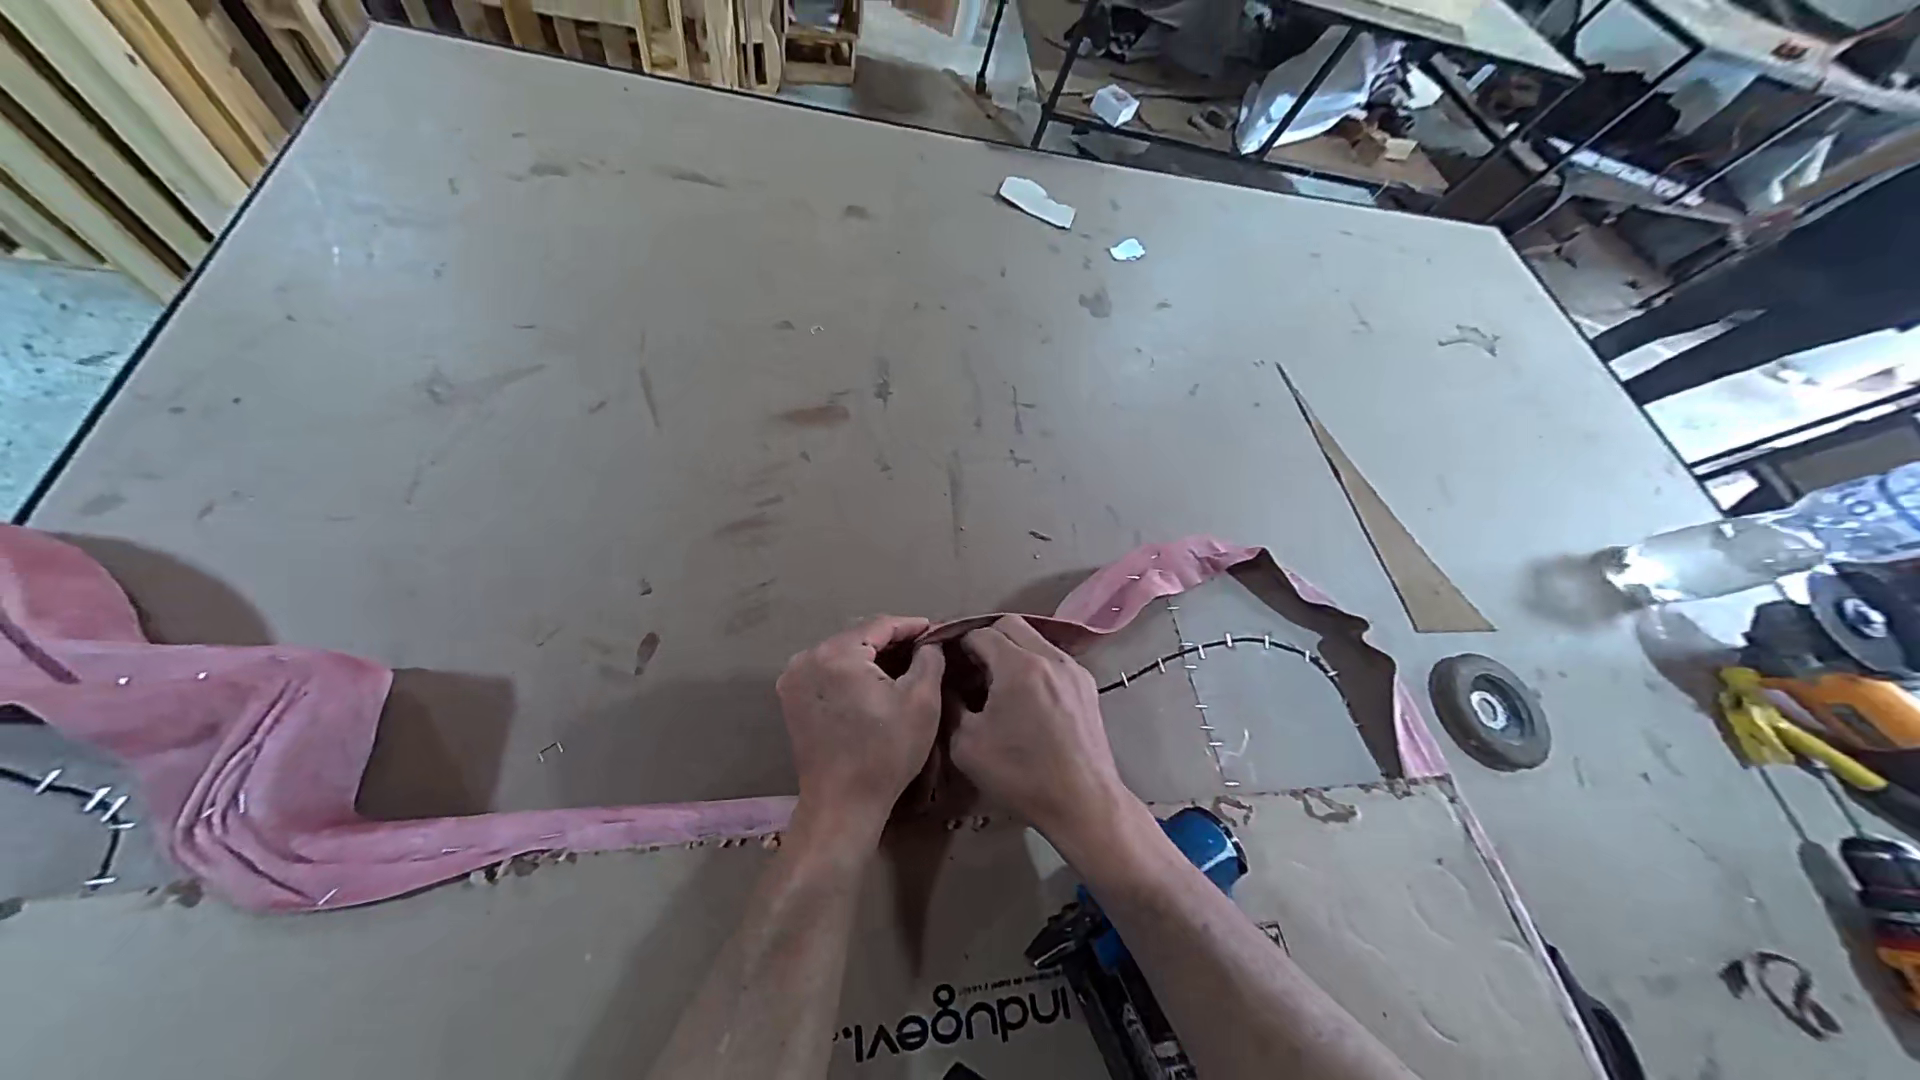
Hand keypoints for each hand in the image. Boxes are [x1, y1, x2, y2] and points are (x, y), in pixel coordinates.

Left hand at [776, 615, 945, 830]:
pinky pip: (828, 669)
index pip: (880, 624)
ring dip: (871, 654)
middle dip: (891, 640)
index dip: (911, 626)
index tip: (936, 630)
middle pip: (858, 636)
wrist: (843, 803)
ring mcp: (794, 677)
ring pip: (842, 651)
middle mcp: (808, 658)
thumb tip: (929, 642)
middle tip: (923, 647)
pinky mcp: (791, 697)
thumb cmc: (886, 752)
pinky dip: (852, 670)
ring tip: (903, 662)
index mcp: (837, 653)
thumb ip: (929, 659)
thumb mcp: (922, 702)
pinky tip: (875, 680)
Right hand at [949, 616, 1139, 850]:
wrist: (1083, 803)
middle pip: (1010, 625)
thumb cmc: (1021, 775)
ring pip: (1034, 639)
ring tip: (996, 684)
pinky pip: (1052, 659)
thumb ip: (950, 704)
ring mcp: (1073, 669)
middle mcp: (1050, 657)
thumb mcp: (966, 744)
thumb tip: (946, 683)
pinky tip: (1024, 697)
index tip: (948, 663)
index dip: (958, 645)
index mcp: (1019, 666)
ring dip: (1011, 650)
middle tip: (970, 669)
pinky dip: (1033, 665)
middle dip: (985, 640)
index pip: (980, 633)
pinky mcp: (1087, 686)